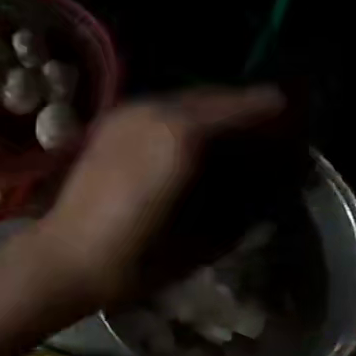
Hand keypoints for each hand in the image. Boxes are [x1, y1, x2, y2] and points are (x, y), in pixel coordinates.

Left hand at [28, 86, 287, 312]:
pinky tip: (189, 138)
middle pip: (211, 96)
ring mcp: (126, 114)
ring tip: (232, 130)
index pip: (239, 107)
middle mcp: (153, 111)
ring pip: (183, 99)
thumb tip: (265, 182)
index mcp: (180, 135)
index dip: (268, 108)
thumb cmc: (134, 259)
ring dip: (211, 109)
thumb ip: (239, 204)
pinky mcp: (109, 124)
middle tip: (267, 121)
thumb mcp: (199, 240)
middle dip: (241, 106)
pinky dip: (182, 115)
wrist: (63, 257)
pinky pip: (158, 108)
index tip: (291, 111)